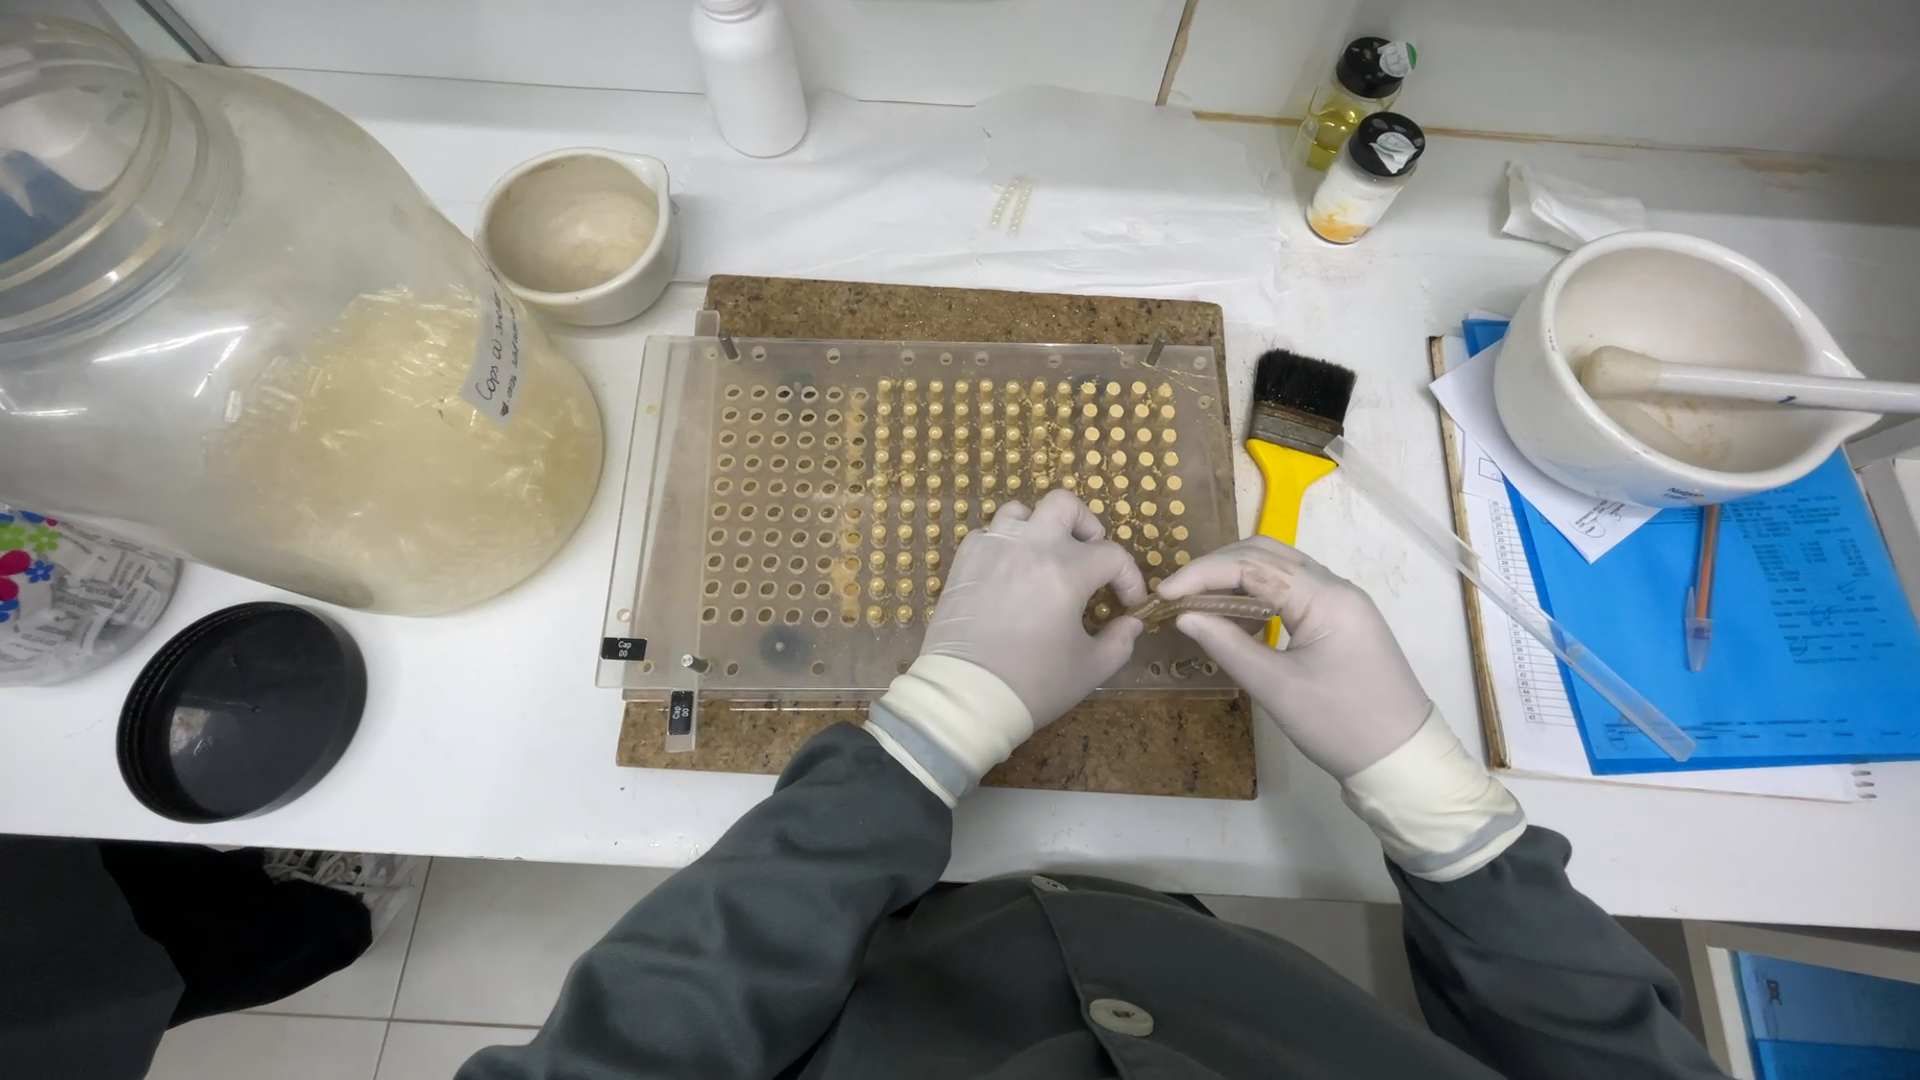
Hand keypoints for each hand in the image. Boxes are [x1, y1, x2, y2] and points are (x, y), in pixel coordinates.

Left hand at [922, 489, 1147, 724]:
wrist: (965, 695)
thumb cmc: (1033, 684)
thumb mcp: (1090, 669)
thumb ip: (1119, 640)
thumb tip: (1131, 622)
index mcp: (1066, 571)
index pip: (1113, 555)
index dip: (1129, 578)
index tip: (1128, 603)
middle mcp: (1030, 546)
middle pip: (1065, 505)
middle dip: (1087, 526)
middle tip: (1090, 557)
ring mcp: (993, 548)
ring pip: (1022, 511)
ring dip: (1042, 528)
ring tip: (1047, 557)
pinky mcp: (964, 560)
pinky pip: (989, 533)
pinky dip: (1006, 544)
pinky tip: (1011, 572)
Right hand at [1158, 536, 1523, 880]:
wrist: (1404, 760)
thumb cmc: (1340, 726)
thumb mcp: (1276, 689)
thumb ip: (1227, 645)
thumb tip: (1183, 617)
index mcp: (1325, 598)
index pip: (1251, 566)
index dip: (1201, 574)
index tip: (1164, 595)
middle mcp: (1335, 586)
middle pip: (1264, 552)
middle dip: (1214, 567)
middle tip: (1177, 594)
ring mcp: (1340, 599)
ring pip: (1277, 565)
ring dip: (1233, 575)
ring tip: (1196, 602)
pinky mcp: (1338, 616)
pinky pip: (1289, 586)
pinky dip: (1254, 592)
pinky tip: (1231, 617)